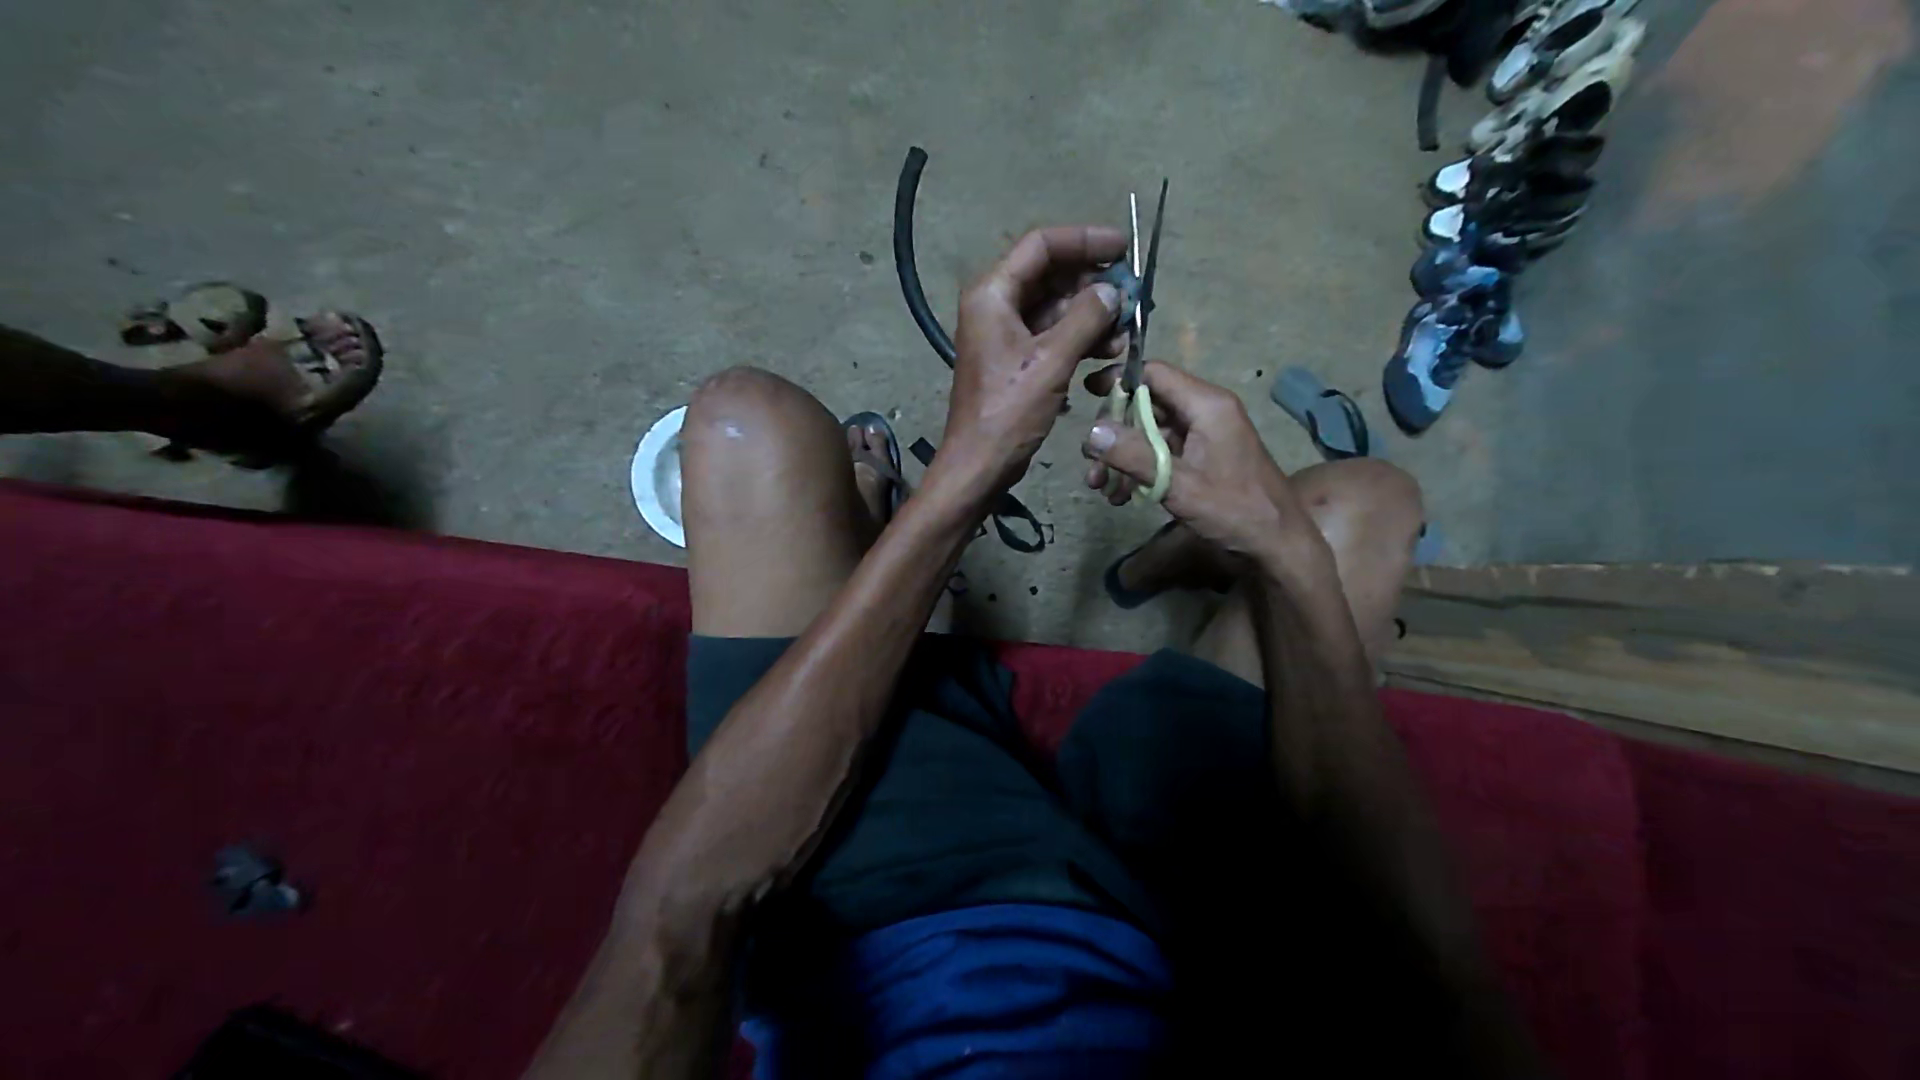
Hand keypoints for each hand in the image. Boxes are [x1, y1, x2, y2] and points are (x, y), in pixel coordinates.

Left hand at [932, 225, 1128, 501]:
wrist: (980, 463)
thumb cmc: (1009, 411)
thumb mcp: (1052, 360)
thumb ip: (1086, 318)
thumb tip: (1112, 291)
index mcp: (992, 294)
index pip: (1041, 246)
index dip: (1084, 241)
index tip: (1124, 247)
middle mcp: (995, 306)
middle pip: (1050, 276)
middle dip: (1093, 283)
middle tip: (1132, 295)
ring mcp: (1004, 334)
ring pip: (1055, 308)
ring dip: (1091, 315)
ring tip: (1125, 331)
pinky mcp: (1015, 360)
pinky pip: (1052, 335)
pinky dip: (1079, 339)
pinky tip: (1108, 352)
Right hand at [1081, 361, 1317, 566]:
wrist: (1276, 546)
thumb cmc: (1234, 510)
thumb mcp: (1178, 484)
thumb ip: (1134, 455)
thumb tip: (1091, 431)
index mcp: (1207, 405)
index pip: (1154, 374)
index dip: (1119, 380)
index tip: (1086, 394)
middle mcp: (1204, 412)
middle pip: (1146, 405)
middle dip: (1114, 432)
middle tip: (1090, 462)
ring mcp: (1203, 436)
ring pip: (1149, 434)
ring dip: (1121, 457)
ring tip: (1100, 488)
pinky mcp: (1200, 458)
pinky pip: (1160, 454)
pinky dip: (1138, 470)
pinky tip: (1121, 497)